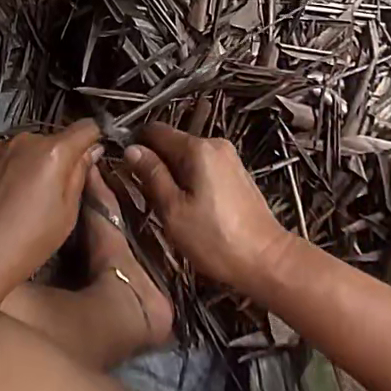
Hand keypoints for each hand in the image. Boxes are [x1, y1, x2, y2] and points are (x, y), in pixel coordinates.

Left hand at [0, 120, 103, 307]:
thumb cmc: (23, 246)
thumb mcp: (66, 216)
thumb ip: (80, 175)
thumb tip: (90, 151)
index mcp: (53, 152)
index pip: (86, 127)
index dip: (93, 140)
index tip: (91, 155)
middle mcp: (24, 141)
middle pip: (53, 140)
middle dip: (57, 158)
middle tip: (52, 193)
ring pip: (25, 149)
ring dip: (30, 164)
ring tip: (21, 202)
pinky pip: (1, 158)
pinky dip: (6, 171)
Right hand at [123, 121, 291, 289]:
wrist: (266, 260)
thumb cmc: (216, 239)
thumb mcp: (174, 211)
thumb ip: (152, 176)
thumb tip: (131, 150)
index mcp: (198, 148)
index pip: (156, 130)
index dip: (137, 145)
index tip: (124, 167)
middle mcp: (215, 144)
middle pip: (173, 143)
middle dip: (155, 163)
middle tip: (144, 195)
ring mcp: (229, 158)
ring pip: (188, 156)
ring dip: (173, 174)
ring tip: (167, 206)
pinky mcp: (236, 173)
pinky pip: (204, 167)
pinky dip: (191, 179)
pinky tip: (189, 206)